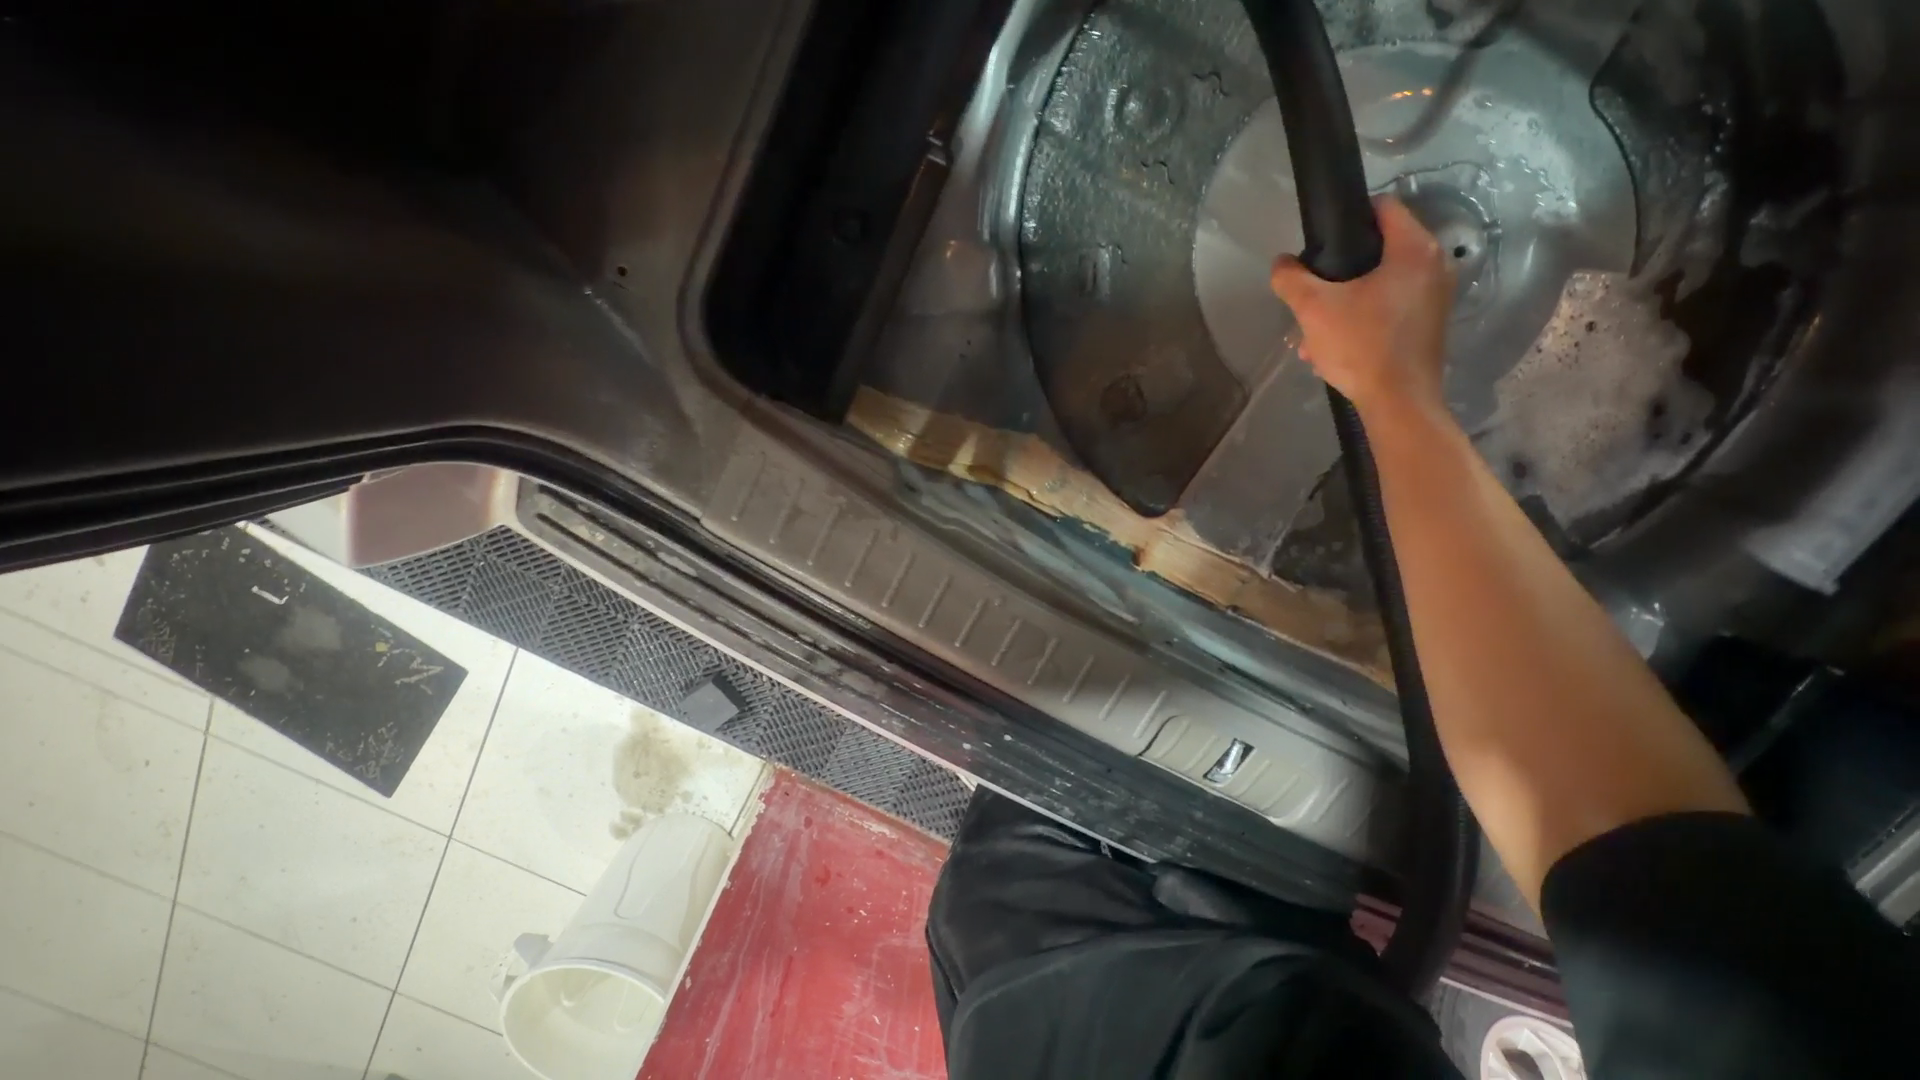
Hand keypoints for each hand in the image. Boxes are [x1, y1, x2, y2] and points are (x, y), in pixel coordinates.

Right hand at [1269, 196, 1455, 419]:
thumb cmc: (1361, 346)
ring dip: (1345, 300)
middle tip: (1312, 290)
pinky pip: (1390, 308)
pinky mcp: (1429, 324)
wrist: (1399, 402)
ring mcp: (1435, 297)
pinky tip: (1334, 345)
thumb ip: (1291, 279)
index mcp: (1413, 249)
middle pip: (1379, 249)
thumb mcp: (1313, 309)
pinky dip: (1363, 318)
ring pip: (1380, 283)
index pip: (1383, 207)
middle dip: (1340, 270)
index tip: (1322, 240)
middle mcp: (1434, 266)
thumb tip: (1281, 264)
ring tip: (1314, 328)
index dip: (1349, 217)